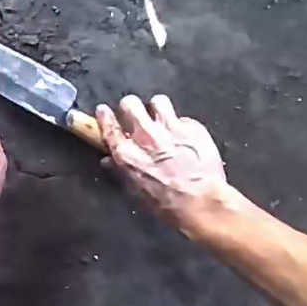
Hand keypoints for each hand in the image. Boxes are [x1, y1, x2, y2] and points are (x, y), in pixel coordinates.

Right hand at [95, 94, 236, 229]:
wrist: (202, 204)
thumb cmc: (169, 205)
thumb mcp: (137, 192)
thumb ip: (122, 170)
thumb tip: (111, 160)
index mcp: (128, 154)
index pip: (109, 126)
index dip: (105, 117)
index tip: (104, 112)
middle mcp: (146, 136)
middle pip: (130, 103)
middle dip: (130, 108)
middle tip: (136, 117)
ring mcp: (171, 129)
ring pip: (158, 101)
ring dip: (158, 110)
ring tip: (162, 120)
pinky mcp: (193, 128)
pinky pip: (183, 117)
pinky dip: (182, 126)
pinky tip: (185, 138)